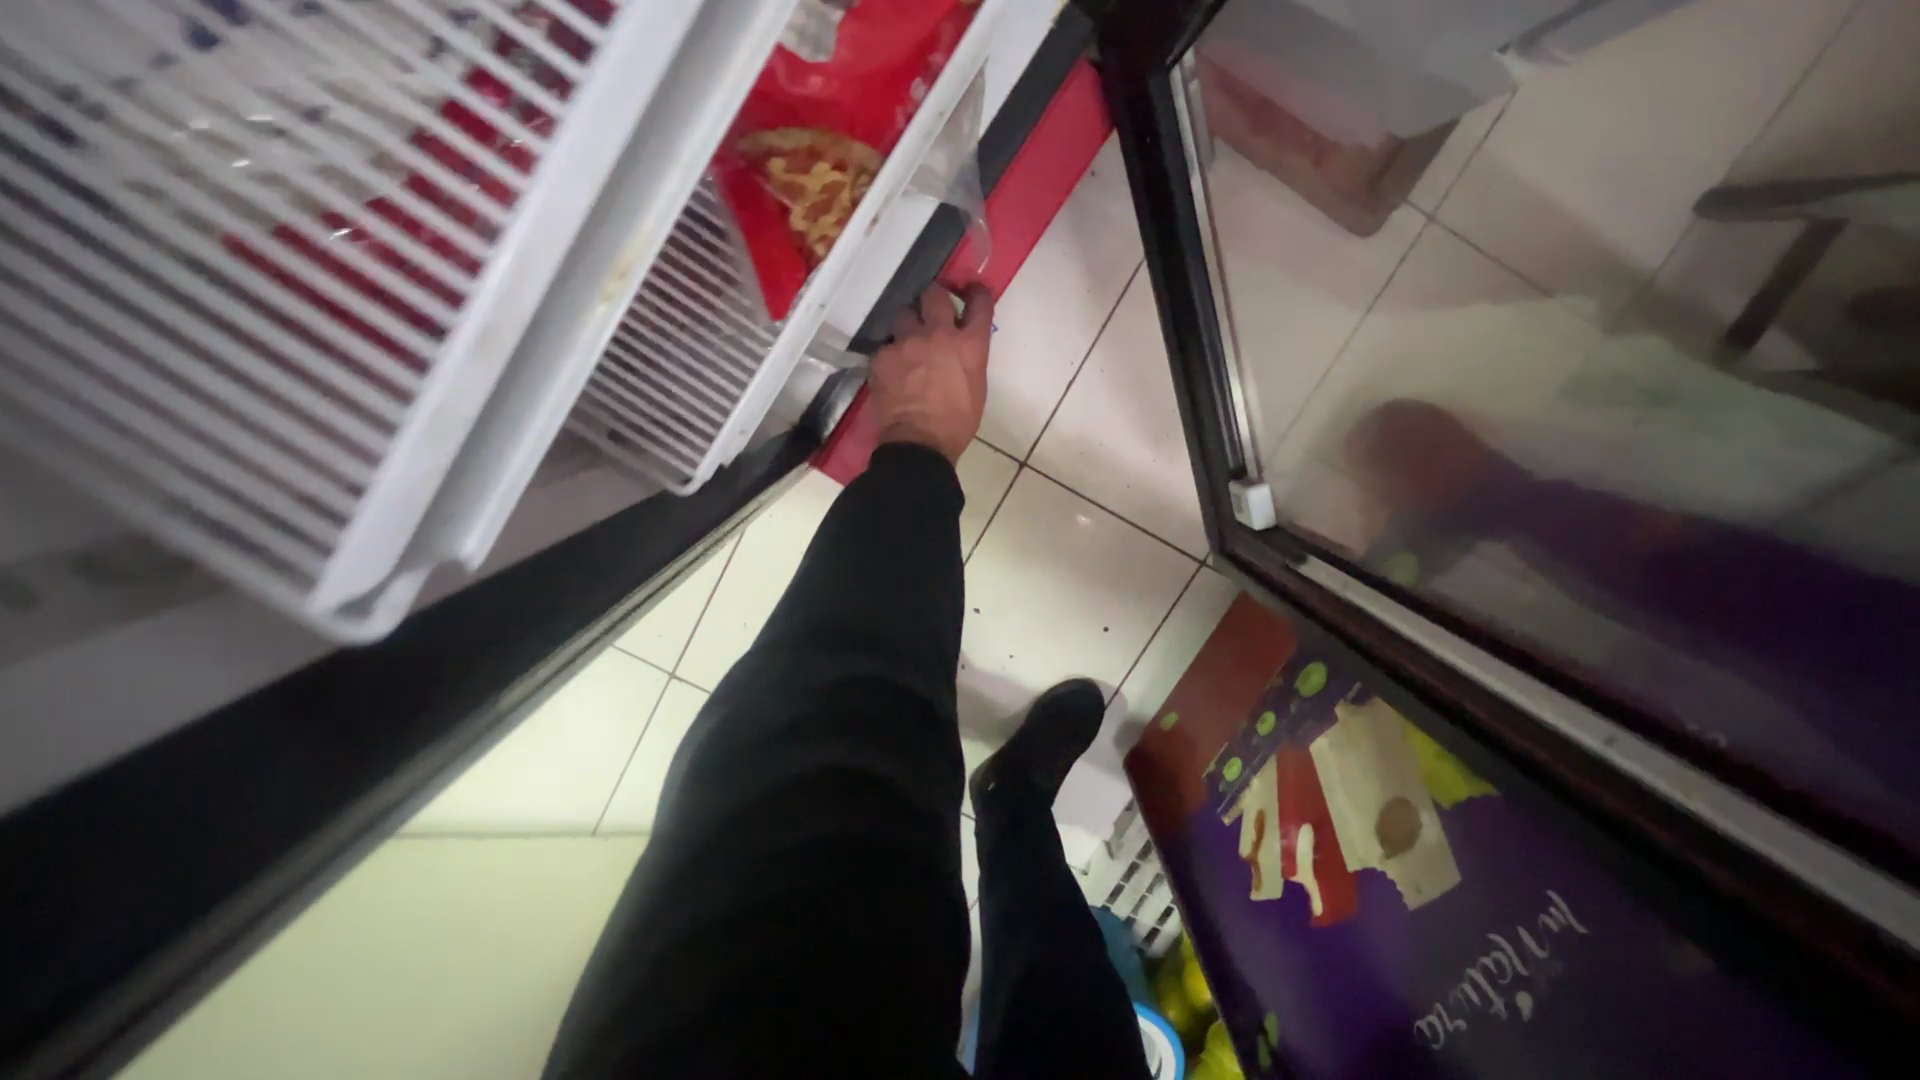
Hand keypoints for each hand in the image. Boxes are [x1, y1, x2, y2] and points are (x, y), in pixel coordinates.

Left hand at [869, 282, 992, 463]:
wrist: (919, 444)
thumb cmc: (956, 423)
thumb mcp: (976, 387)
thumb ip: (969, 359)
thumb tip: (959, 351)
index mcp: (969, 344)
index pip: (979, 303)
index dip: (976, 293)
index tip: (971, 292)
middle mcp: (938, 334)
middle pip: (934, 294)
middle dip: (934, 299)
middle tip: (932, 310)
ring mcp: (906, 342)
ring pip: (904, 314)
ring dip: (908, 324)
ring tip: (907, 342)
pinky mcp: (881, 356)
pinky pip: (886, 346)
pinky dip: (890, 355)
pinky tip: (892, 371)